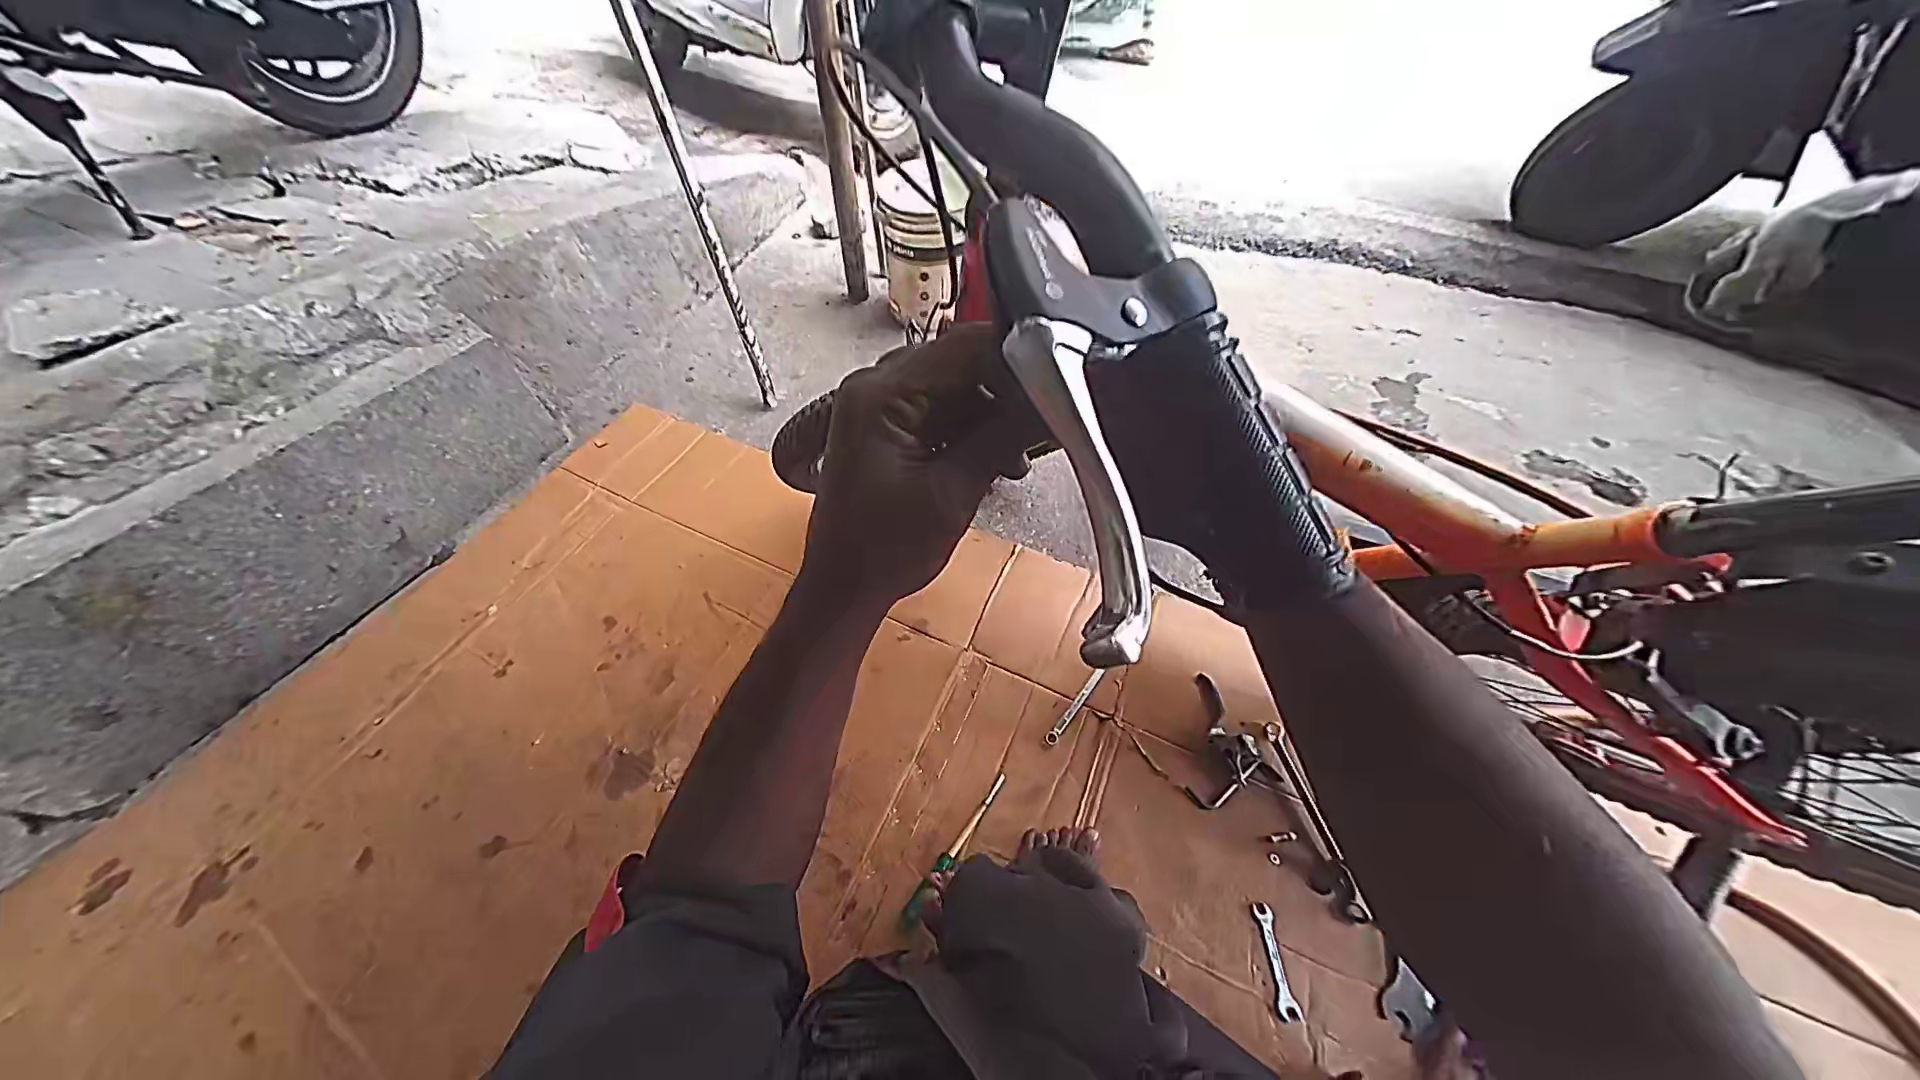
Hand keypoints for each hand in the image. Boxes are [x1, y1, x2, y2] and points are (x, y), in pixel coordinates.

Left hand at [799, 323, 1022, 609]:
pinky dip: (967, 430)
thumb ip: (1001, 437)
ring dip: (987, 417)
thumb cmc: (880, 551)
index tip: (1051, 386)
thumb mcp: (953, 492)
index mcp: (879, 396)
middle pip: (958, 366)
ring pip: (952, 389)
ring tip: (1011, 457)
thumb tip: (1046, 404)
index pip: (962, 349)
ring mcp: (876, 408)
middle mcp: (872, 390)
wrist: (847, 585)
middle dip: (1002, 394)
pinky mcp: (884, 428)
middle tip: (1035, 426)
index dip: (1013, 363)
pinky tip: (990, 459)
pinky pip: (937, 411)